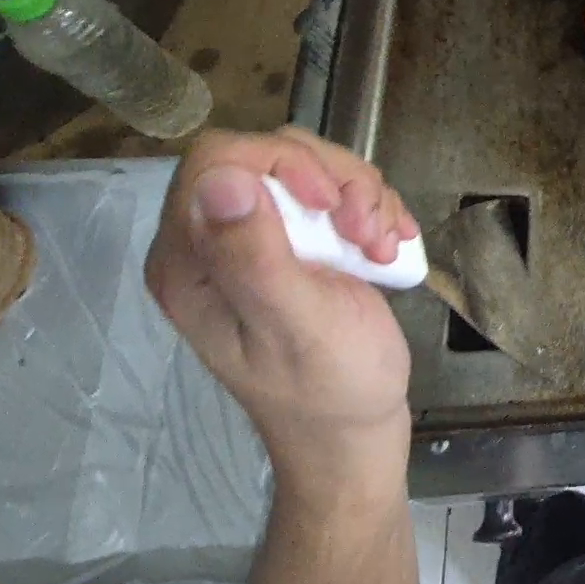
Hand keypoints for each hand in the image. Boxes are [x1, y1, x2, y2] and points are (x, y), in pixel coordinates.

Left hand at [145, 127, 420, 485]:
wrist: (358, 430)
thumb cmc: (328, 389)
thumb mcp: (296, 324)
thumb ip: (254, 255)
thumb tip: (220, 178)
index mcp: (192, 261)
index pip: (218, 160)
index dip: (281, 163)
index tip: (330, 206)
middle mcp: (218, 240)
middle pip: (274, 153)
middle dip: (336, 180)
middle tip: (367, 232)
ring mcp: (264, 240)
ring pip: (315, 165)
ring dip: (364, 196)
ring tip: (383, 248)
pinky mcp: (304, 244)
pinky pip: (341, 190)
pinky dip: (376, 208)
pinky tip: (392, 246)